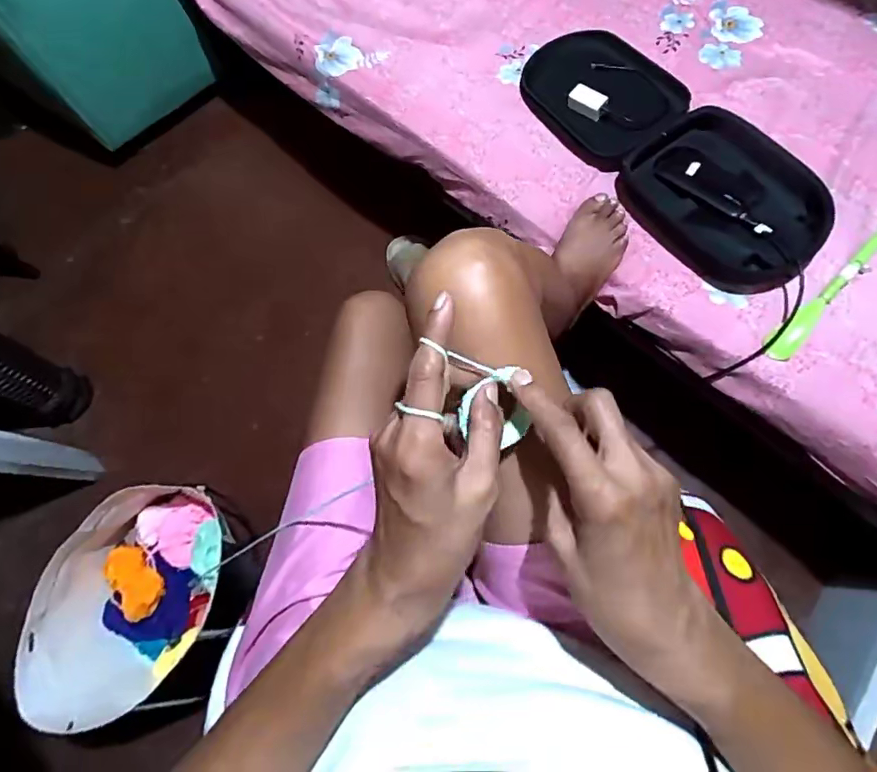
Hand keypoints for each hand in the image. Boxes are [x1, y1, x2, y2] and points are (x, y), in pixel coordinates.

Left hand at [353, 291, 502, 635]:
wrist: (399, 578)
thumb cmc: (445, 539)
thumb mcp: (478, 488)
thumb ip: (483, 431)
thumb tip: (487, 389)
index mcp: (415, 438)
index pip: (425, 370)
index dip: (436, 332)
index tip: (444, 298)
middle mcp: (391, 430)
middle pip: (427, 382)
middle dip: (460, 379)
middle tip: (493, 396)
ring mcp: (383, 439)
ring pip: (422, 399)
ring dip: (451, 400)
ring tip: (479, 424)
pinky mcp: (384, 449)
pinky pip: (415, 417)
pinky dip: (439, 417)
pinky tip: (460, 441)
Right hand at [506, 379, 717, 685]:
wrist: (670, 623)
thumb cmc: (607, 598)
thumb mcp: (563, 551)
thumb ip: (552, 493)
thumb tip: (540, 451)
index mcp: (603, 495)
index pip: (565, 430)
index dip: (537, 400)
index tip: (517, 378)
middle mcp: (634, 472)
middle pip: (601, 403)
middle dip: (571, 402)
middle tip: (551, 424)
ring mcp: (656, 472)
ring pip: (616, 422)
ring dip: (590, 425)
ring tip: (571, 453)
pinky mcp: (667, 478)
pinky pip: (629, 445)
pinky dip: (607, 446)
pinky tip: (597, 476)